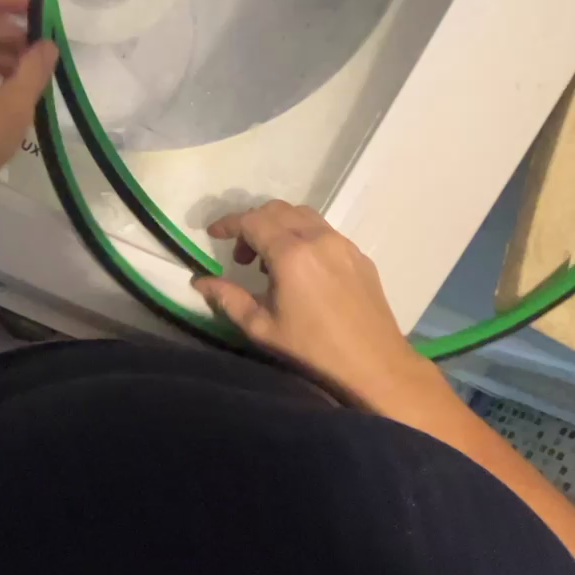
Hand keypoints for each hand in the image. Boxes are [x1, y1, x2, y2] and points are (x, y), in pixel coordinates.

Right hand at [192, 201, 446, 412]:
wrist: (374, 364)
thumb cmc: (311, 349)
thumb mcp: (261, 327)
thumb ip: (228, 298)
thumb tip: (200, 282)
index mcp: (291, 254)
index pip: (252, 221)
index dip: (228, 224)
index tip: (212, 233)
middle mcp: (318, 238)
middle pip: (277, 210)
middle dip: (252, 225)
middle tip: (241, 257)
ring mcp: (343, 244)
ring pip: (303, 216)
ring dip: (278, 227)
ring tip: (269, 262)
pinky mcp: (359, 255)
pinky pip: (323, 231)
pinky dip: (302, 236)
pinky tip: (300, 270)